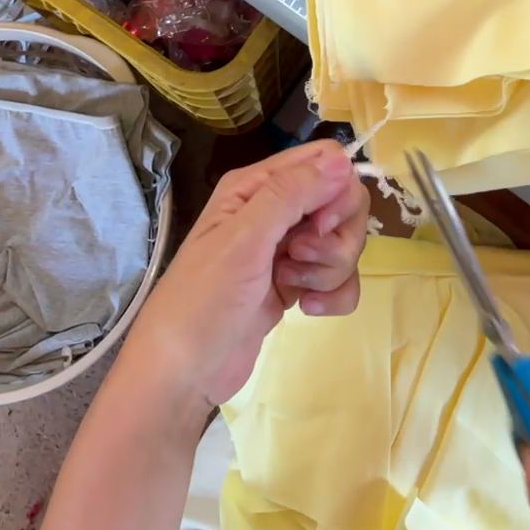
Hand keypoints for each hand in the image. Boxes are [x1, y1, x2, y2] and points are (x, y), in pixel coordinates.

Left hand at [124, 140, 369, 407]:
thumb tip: (344, 160)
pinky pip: (338, 278)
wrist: (185, 369)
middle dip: (336, 236)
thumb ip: (292, 194)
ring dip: (330, 269)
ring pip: (342, 243)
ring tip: (294, 287)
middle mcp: (273, 210)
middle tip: (301, 257)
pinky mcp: (296, 284)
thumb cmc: (204, 298)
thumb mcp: (245, 239)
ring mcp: (286, 249)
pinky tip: (307, 310)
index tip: (322, 223)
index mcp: (255, 186)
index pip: (323, 161)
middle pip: (342, 202)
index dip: (336, 189)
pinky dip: (333, 294)